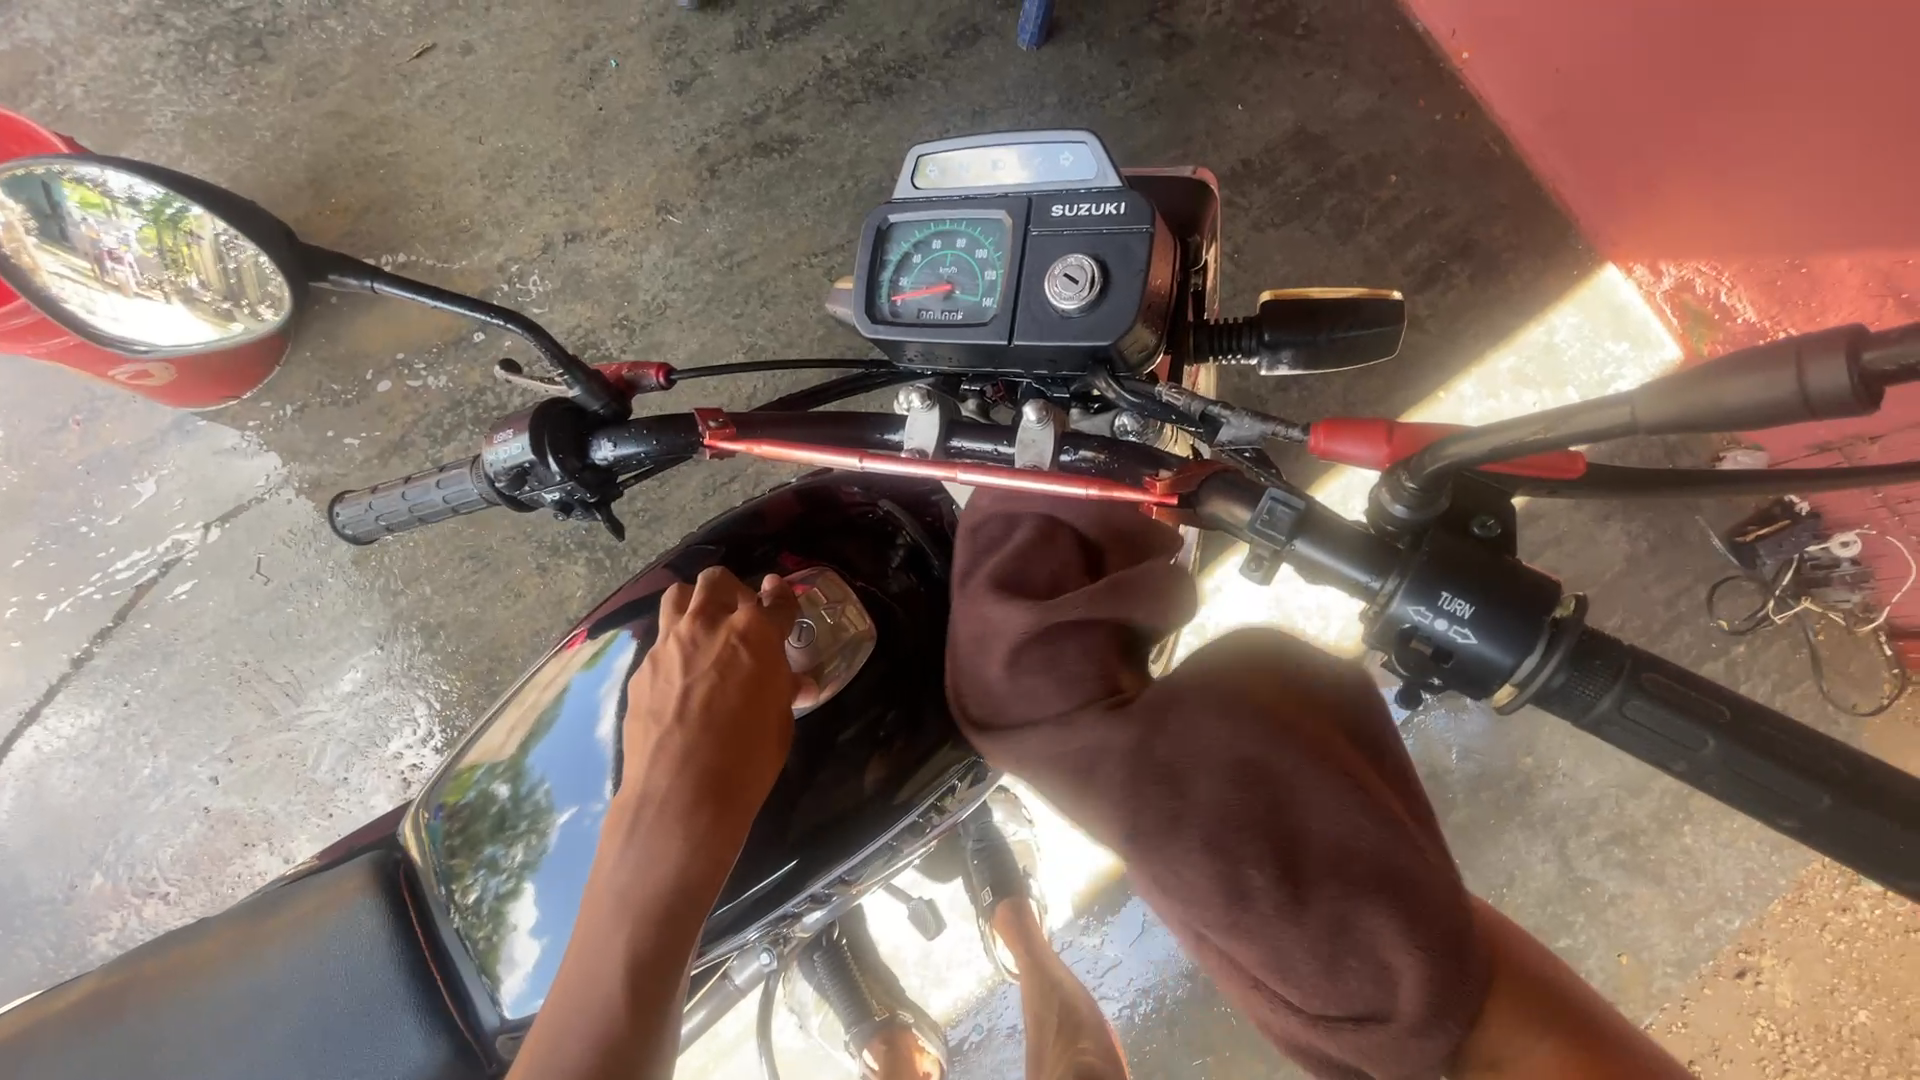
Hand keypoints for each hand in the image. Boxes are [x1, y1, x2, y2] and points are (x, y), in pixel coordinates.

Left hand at [617, 566, 801, 836]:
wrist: (681, 792)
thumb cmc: (748, 758)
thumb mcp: (781, 723)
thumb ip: (784, 691)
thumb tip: (796, 684)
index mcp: (756, 634)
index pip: (776, 600)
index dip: (782, 596)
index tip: (780, 595)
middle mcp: (710, 625)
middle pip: (718, 581)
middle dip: (732, 590)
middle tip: (740, 614)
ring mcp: (670, 643)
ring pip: (678, 595)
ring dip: (695, 602)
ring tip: (703, 626)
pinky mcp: (643, 667)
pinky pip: (660, 640)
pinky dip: (674, 646)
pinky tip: (679, 676)